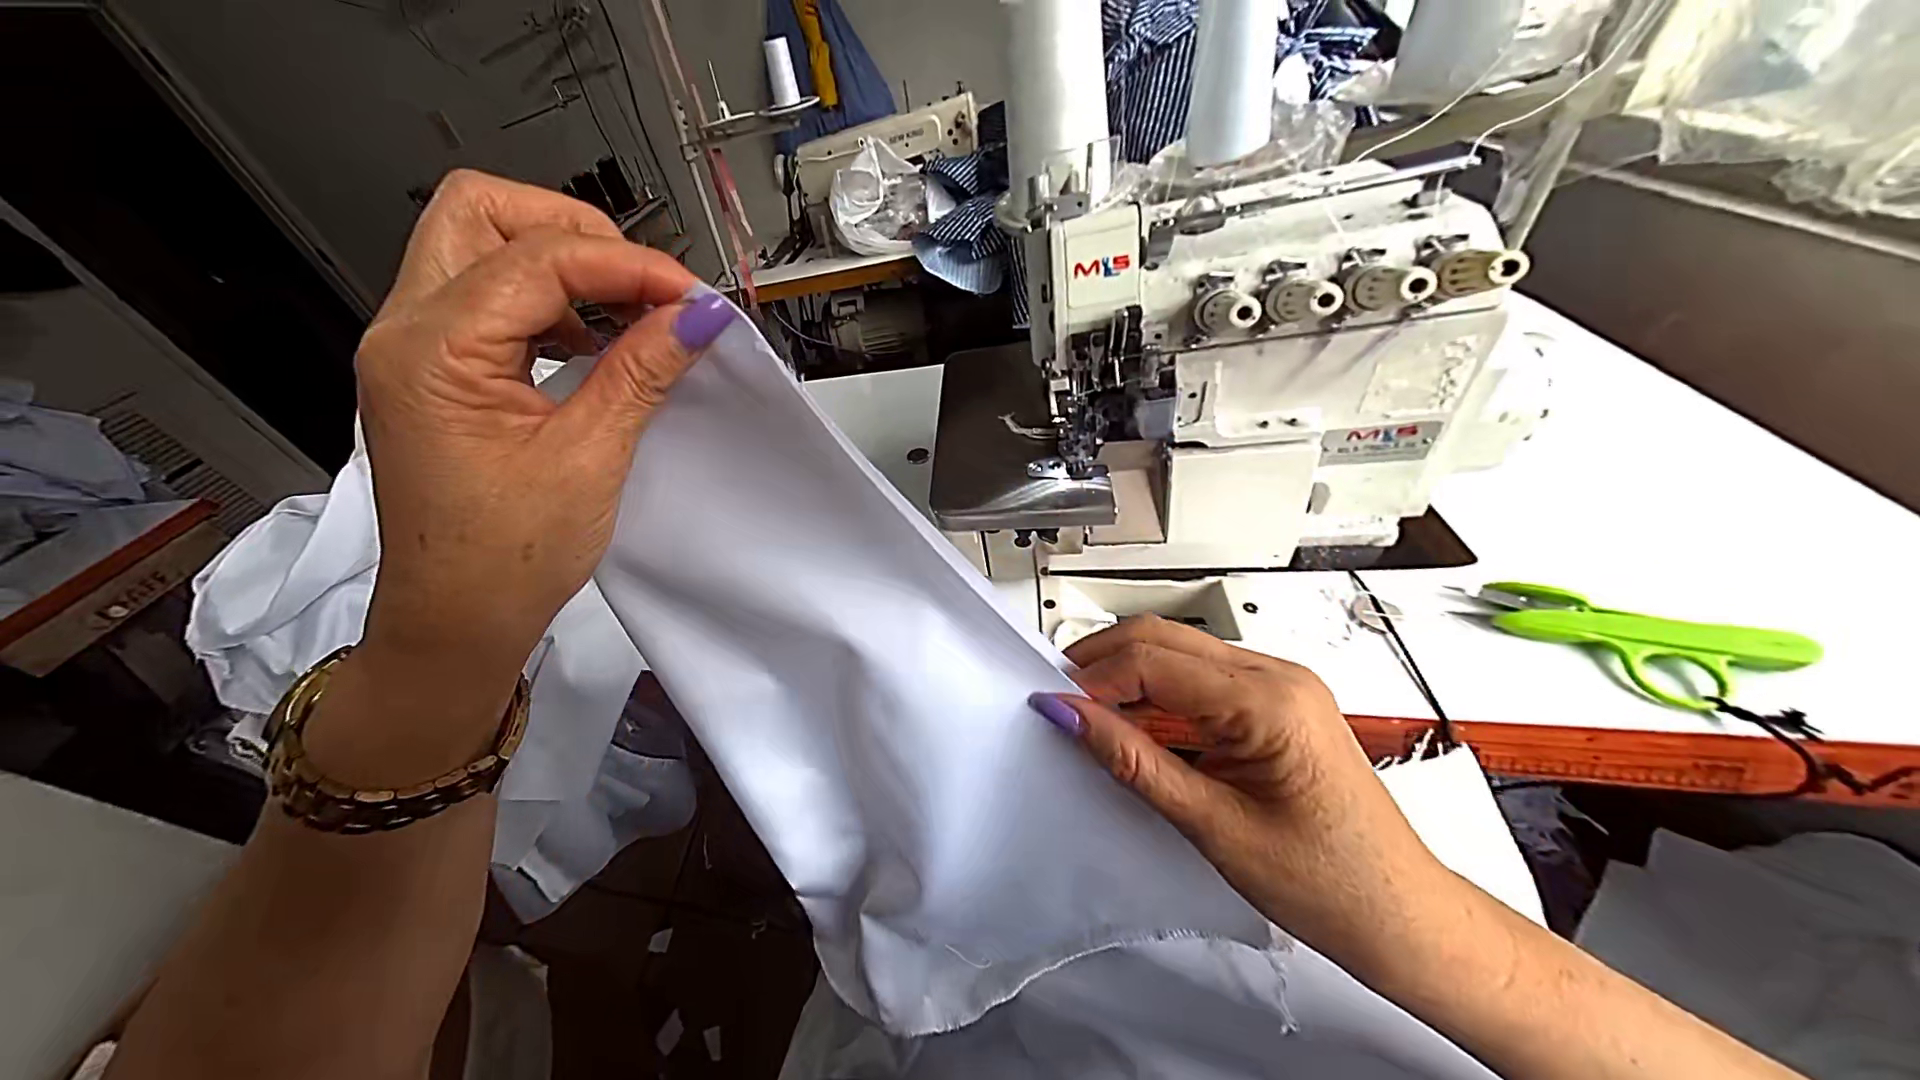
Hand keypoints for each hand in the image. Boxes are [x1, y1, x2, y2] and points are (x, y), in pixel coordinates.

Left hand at [353, 170, 731, 674]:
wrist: (460, 616)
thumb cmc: (509, 556)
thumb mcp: (590, 457)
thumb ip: (641, 372)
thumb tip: (696, 317)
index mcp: (434, 352)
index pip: (541, 260)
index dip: (630, 267)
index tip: (694, 297)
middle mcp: (408, 332)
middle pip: (484, 215)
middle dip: (577, 235)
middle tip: (647, 284)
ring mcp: (421, 349)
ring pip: (485, 249)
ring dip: (567, 266)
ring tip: (632, 314)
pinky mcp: (444, 371)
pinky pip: (495, 299)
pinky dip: (554, 303)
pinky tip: (597, 343)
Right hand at [1031, 615, 1445, 957]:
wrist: (1402, 916)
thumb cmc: (1337, 883)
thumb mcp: (1214, 827)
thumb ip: (1135, 761)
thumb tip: (1075, 717)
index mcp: (1272, 702)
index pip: (1154, 660)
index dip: (1094, 680)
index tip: (1057, 706)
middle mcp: (1279, 678)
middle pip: (1162, 637)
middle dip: (1102, 661)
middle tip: (1062, 698)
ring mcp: (1279, 685)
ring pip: (1177, 649)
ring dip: (1127, 673)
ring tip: (1091, 715)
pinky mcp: (1273, 701)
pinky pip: (1198, 674)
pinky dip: (1155, 690)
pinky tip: (1133, 722)